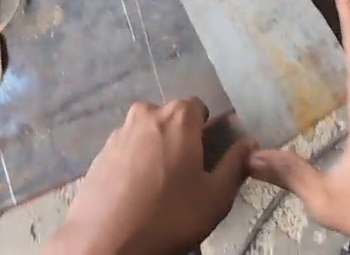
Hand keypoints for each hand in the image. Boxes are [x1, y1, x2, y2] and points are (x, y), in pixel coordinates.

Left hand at [47, 98, 253, 254]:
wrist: (104, 243)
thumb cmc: (167, 217)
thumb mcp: (214, 198)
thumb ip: (235, 165)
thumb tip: (250, 142)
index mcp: (178, 116)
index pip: (198, 108)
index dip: (204, 132)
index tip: (203, 160)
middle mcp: (147, 113)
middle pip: (171, 121)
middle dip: (178, 142)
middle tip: (182, 178)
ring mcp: (119, 132)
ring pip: (147, 135)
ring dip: (154, 153)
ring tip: (156, 190)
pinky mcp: (99, 154)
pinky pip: (125, 152)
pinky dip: (132, 166)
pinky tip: (133, 195)